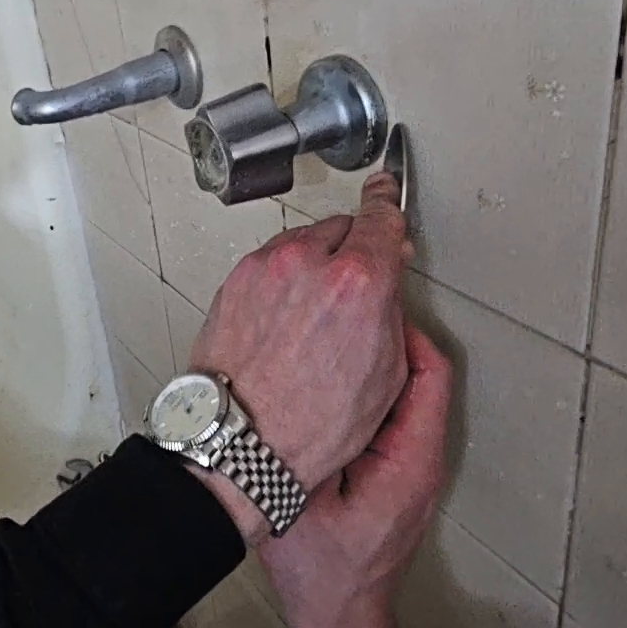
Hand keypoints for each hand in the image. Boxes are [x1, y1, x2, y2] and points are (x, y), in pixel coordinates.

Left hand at [187, 173, 415, 540]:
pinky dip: (284, 274)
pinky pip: (272, 260)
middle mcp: (309, 262)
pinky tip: (286, 312)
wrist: (241, 437)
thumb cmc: (312, 422)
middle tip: (355, 281)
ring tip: (314, 310)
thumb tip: (387, 276)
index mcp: (358, 282)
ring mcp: (266, 267)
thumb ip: (390, 308)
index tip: (387, 191)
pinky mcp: (236, 278)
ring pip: (303, 241)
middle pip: (341, 227)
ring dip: (316, 260)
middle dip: (353, 248)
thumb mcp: (385, 372)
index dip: (388, 206)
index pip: (380, 219)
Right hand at [259, 324, 452, 627]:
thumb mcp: (306, 498)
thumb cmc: (320, 566)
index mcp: (409, 456)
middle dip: (385, 331)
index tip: (362, 303)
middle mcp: (417, 450)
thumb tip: (303, 374)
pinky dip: (360, 379)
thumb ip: (312, 441)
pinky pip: (383, 406)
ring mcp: (404, 457)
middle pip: (419, 372)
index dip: (399, 329)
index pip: (427, 374)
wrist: (335, 613)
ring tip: (328, 327)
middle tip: (342, 304)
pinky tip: (320, 369)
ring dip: (370, 353)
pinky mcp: (387, 462)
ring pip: (400, 386)